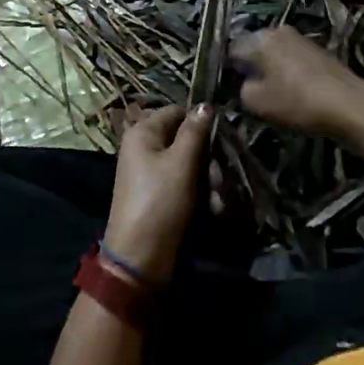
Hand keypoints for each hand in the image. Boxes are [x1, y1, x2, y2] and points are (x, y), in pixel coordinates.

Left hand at [103, 103, 214, 282]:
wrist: (139, 260)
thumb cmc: (160, 202)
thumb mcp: (181, 163)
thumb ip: (195, 131)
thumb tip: (206, 104)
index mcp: (143, 132)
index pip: (177, 110)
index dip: (201, 120)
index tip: (224, 135)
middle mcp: (144, 147)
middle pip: (184, 138)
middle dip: (207, 157)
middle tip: (220, 176)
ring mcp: (150, 172)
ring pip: (188, 163)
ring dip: (208, 178)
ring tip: (218, 198)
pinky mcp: (158, 194)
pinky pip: (183, 183)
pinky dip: (199, 193)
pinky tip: (213, 208)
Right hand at [229, 27, 363, 139]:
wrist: (349, 105)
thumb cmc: (297, 102)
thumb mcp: (256, 102)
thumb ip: (238, 89)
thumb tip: (237, 84)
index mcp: (260, 38)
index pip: (229, 49)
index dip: (224, 70)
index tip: (224, 89)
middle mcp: (277, 30)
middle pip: (251, 48)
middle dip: (246, 68)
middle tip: (243, 93)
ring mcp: (299, 38)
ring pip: (271, 53)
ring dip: (266, 70)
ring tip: (266, 94)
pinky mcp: (315, 50)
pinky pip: (288, 58)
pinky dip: (283, 71)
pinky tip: (287, 91)